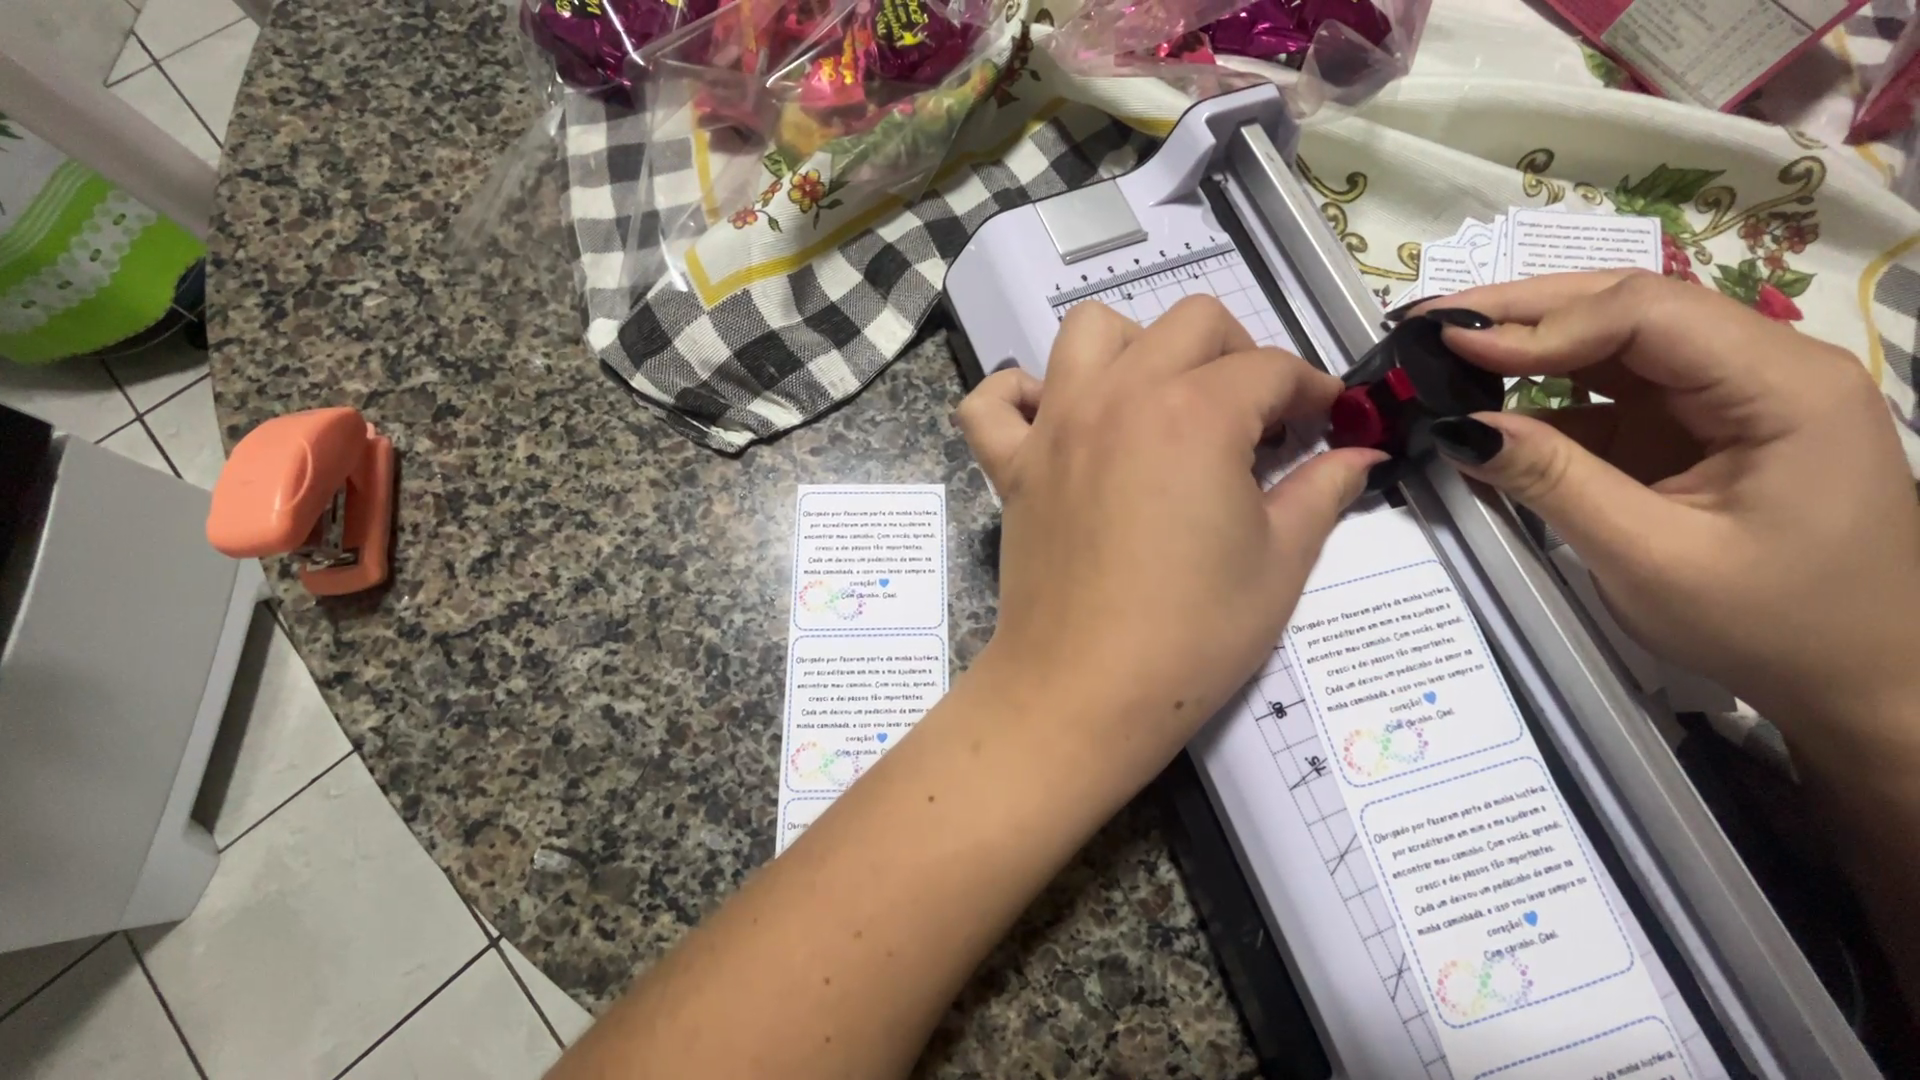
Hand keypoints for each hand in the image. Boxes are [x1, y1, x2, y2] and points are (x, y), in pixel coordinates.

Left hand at [954, 296, 1383, 787]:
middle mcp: (1119, 397)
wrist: (1085, 692)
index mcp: (1195, 414)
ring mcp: (1054, 427)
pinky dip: (1020, 396)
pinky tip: (1056, 421)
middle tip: (1254, 417)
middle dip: (1238, 354)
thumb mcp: (1280, 564)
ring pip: (1088, 331)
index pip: (1270, 368)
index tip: (1327, 422)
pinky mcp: (1011, 466)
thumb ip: (1321, 493)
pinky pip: (993, 402)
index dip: (1312, 391)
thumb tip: (1359, 457)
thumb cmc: (1192, 634)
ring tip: (1161, 402)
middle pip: (1188, 323)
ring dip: (1135, 347)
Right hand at [1413, 271, 1919, 734]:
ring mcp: (1724, 397)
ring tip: (1445, 353)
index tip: (1450, 345)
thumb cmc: (1770, 623)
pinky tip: (1488, 413)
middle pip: (1628, 310)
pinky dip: (1542, 402)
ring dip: (1527, 347)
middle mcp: (1760, 369)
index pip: (1648, 314)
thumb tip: (1457, 427)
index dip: (1541, 324)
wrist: (1854, 678)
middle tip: (1427, 321)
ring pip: (1612, 343)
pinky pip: (1607, 396)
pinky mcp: (1692, 428)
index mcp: (1781, 386)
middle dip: (1523, 312)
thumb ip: (1553, 480)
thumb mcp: (1647, 555)